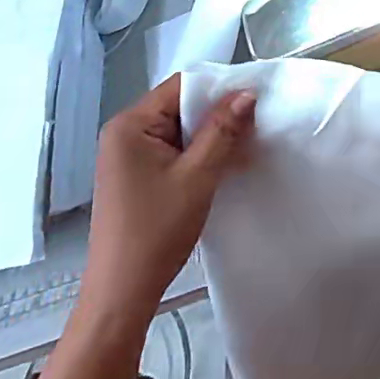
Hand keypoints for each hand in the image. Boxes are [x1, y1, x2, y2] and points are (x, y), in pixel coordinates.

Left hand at [82, 75, 253, 315]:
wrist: (124, 291)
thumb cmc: (156, 230)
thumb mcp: (197, 176)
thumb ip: (222, 130)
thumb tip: (247, 93)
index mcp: (130, 124)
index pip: (180, 87)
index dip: (218, 89)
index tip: (254, 101)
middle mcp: (125, 133)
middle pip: (180, 107)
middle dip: (217, 115)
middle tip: (255, 126)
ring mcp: (129, 156)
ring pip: (180, 130)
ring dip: (211, 137)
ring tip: (245, 146)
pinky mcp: (137, 175)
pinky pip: (174, 151)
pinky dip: (199, 154)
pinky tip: (224, 165)